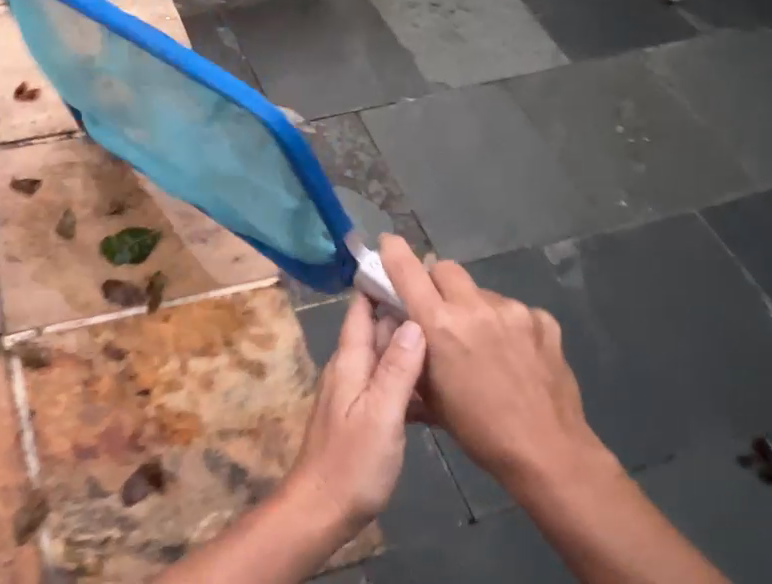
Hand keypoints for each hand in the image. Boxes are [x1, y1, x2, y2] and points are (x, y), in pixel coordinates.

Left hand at [284, 290, 427, 534]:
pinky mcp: (363, 416)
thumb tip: (413, 322)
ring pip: (384, 358)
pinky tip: (436, 387)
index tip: (403, 265)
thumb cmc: (353, 460)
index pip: (361, 312)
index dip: (377, 287)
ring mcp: (354, 393)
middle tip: (439, 298)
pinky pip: (388, 385)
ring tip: (448, 336)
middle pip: (375, 332)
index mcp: (349, 363)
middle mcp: (348, 370)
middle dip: (401, 312)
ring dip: (409, 346)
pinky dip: (409, 379)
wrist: (323, 506)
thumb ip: (397, 369)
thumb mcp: (381, 414)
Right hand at [379, 235, 616, 494]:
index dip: (394, 252)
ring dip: (473, 307)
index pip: (408, 271)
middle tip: (439, 310)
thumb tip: (398, 326)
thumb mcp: (429, 394)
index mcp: (439, 324)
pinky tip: (514, 354)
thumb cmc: (478, 429)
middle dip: (436, 282)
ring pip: (480, 291)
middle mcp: (475, 307)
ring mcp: (514, 312)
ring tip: (483, 343)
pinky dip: (506, 324)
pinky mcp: (544, 322)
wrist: (549, 452)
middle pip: (446, 269)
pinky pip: (514, 311)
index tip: (387, 243)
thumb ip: (410, 351)